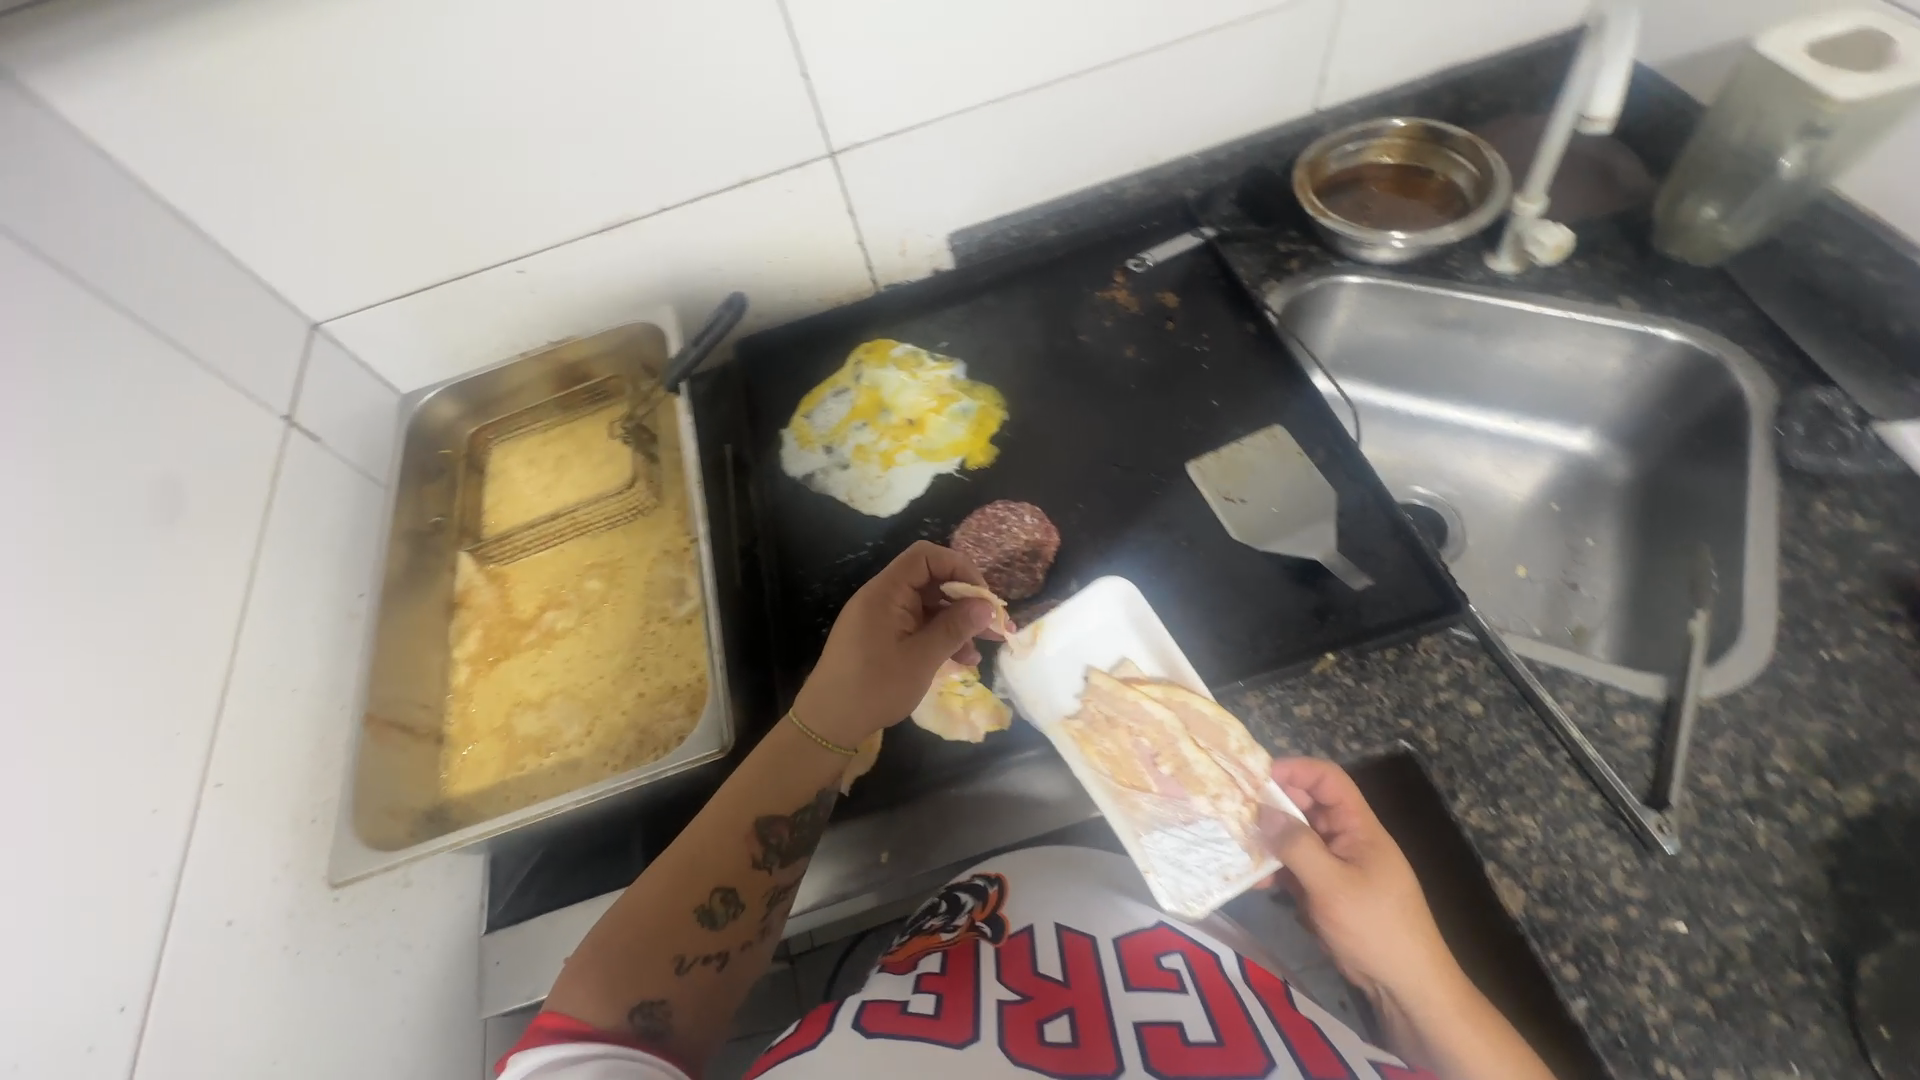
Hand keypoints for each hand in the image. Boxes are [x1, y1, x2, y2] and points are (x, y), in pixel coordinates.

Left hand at [791, 541, 1002, 746]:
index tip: (982, 597)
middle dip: (964, 600)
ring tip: (981, 649)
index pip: (925, 557)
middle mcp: (882, 597)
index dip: (959, 568)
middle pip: (930, 580)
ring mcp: (881, 617)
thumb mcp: (921, 659)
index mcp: (886, 592)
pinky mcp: (882, 636)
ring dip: (956, 622)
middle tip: (993, 625)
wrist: (828, 723)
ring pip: (927, 605)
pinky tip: (961, 659)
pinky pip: (917, 625)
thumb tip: (987, 606)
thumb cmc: (874, 688)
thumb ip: (954, 628)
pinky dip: (939, 636)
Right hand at [1258, 758, 1463, 1013]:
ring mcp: (1337, 866)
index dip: (1296, 770)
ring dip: (1269, 839)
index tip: (1258, 777)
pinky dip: (1275, 869)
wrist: (1406, 989)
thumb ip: (1296, 845)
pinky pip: (1295, 867)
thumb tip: (1263, 811)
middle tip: (1238, 811)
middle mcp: (1347, 840)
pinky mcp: (1326, 891)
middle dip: (1274, 805)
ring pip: (1297, 837)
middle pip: (1307, 806)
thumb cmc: (1376, 929)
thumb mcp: (1332, 885)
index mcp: (1359, 828)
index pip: (1328, 780)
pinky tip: (1254, 880)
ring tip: (1239, 845)